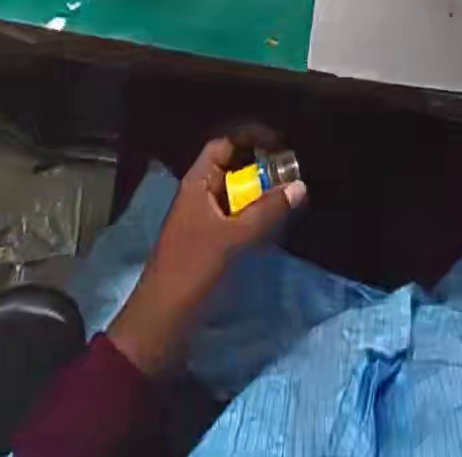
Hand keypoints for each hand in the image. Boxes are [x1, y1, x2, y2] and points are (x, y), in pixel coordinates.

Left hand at [106, 138, 306, 374]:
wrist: (162, 322)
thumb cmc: (191, 270)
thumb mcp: (232, 238)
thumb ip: (266, 211)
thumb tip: (299, 185)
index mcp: (197, 182)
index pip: (224, 144)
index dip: (250, 138)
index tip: (282, 143)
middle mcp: (201, 194)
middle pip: (234, 167)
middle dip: (263, 166)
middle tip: (296, 170)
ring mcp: (206, 218)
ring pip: (238, 193)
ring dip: (262, 191)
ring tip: (294, 190)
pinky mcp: (212, 240)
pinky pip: (238, 216)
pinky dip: (257, 213)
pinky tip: (278, 219)